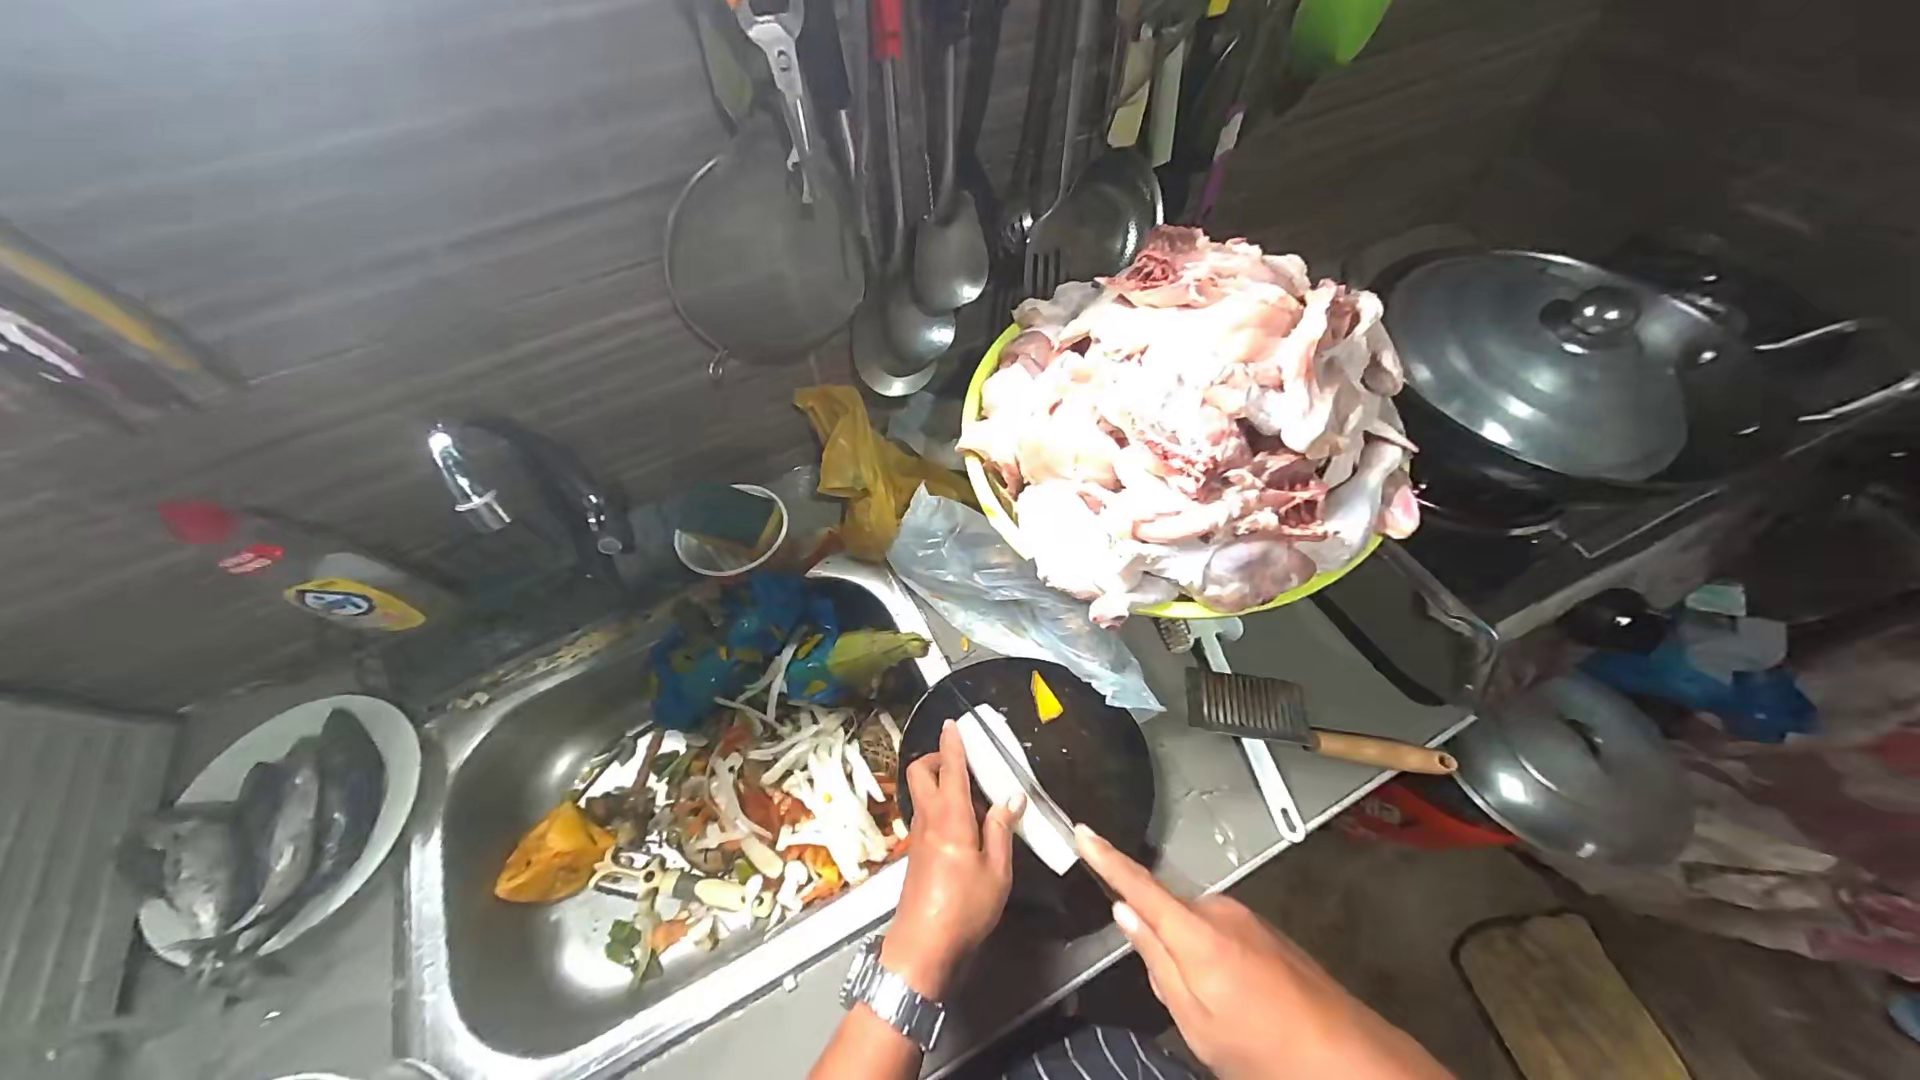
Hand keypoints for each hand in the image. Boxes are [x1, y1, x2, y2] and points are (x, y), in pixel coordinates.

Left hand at [885, 719, 1021, 998]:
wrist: (922, 948)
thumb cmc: (964, 908)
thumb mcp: (997, 872)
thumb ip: (1001, 830)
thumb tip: (1011, 797)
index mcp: (951, 816)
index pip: (950, 767)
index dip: (951, 742)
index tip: (952, 723)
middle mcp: (928, 817)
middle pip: (920, 771)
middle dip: (937, 757)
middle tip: (963, 763)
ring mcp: (917, 834)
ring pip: (921, 791)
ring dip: (939, 781)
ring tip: (972, 796)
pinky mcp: (915, 851)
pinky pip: (925, 812)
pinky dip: (939, 804)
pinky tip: (964, 824)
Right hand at [1076, 824, 1452, 1079]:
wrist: (1356, 1064)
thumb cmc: (1265, 1052)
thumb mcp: (1196, 1022)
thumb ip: (1155, 961)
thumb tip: (1125, 915)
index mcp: (1195, 933)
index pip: (1137, 885)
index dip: (1105, 858)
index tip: (1082, 830)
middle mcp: (1219, 912)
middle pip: (1166, 915)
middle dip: (1161, 947)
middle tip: (1185, 1004)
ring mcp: (1247, 918)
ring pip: (1194, 929)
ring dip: (1192, 960)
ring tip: (1222, 1015)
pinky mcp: (1267, 930)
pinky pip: (1222, 935)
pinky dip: (1217, 962)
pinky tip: (1245, 1006)